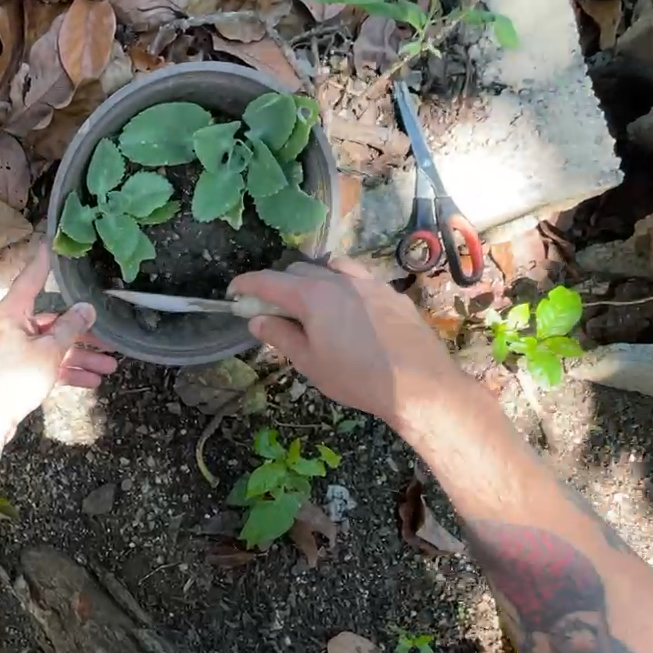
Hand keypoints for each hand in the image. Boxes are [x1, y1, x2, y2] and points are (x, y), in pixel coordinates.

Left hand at [0, 243, 117, 435]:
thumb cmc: (14, 378)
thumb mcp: (49, 351)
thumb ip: (70, 329)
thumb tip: (87, 309)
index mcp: (14, 313)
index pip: (32, 278)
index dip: (45, 262)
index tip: (52, 242)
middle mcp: (13, 328)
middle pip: (53, 321)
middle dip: (83, 332)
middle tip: (110, 338)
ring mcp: (15, 351)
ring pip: (54, 348)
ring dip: (82, 357)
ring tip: (111, 367)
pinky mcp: (19, 373)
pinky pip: (48, 366)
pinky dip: (68, 373)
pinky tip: (92, 382)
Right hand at [229, 258, 464, 429]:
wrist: (419, 384)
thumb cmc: (356, 377)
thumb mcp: (309, 362)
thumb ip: (280, 336)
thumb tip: (257, 320)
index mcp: (313, 296)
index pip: (269, 281)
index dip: (246, 284)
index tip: (233, 293)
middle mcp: (340, 280)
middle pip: (299, 270)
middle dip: (278, 284)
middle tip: (271, 310)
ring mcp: (369, 283)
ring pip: (331, 268)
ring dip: (311, 279)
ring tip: (308, 303)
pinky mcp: (390, 293)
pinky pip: (358, 277)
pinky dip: (341, 284)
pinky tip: (345, 307)